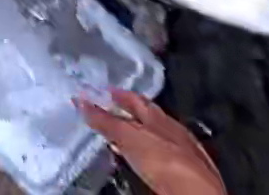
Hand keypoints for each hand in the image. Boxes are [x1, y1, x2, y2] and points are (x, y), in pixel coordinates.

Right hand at [77, 89, 225, 194]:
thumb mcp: (125, 135)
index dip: (117, 94)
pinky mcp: (189, 176)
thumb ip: (102, 118)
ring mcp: (186, 156)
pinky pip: (162, 158)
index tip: (101, 91)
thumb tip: (79, 101)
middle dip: (128, 114)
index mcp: (162, 118)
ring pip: (156, 139)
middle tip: (107, 112)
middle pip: (148, 119)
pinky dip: (148, 155)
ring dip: (138, 136)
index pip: (136, 99)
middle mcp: (176, 133)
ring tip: (119, 136)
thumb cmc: (162, 160)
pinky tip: (140, 159)